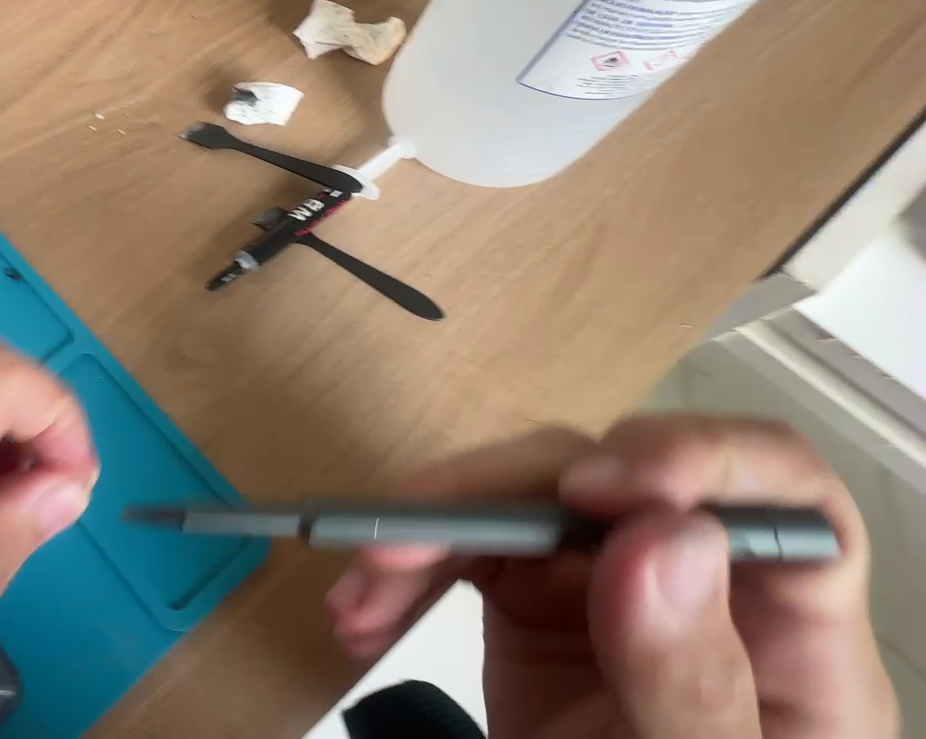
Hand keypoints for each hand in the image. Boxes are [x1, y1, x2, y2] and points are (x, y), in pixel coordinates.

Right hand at [325, 415, 897, 737]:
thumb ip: (689, 677)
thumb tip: (662, 532)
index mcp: (780, 631)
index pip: (777, 494)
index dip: (691, 458)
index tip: (588, 487)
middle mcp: (685, 583)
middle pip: (590, 479)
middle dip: (479, 501)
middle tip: (392, 547)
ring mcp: (598, 584)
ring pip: (503, 503)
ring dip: (412, 539)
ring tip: (355, 605)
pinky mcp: (525, 595)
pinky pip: (454, 548)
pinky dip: (397, 574)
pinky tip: (360, 614)